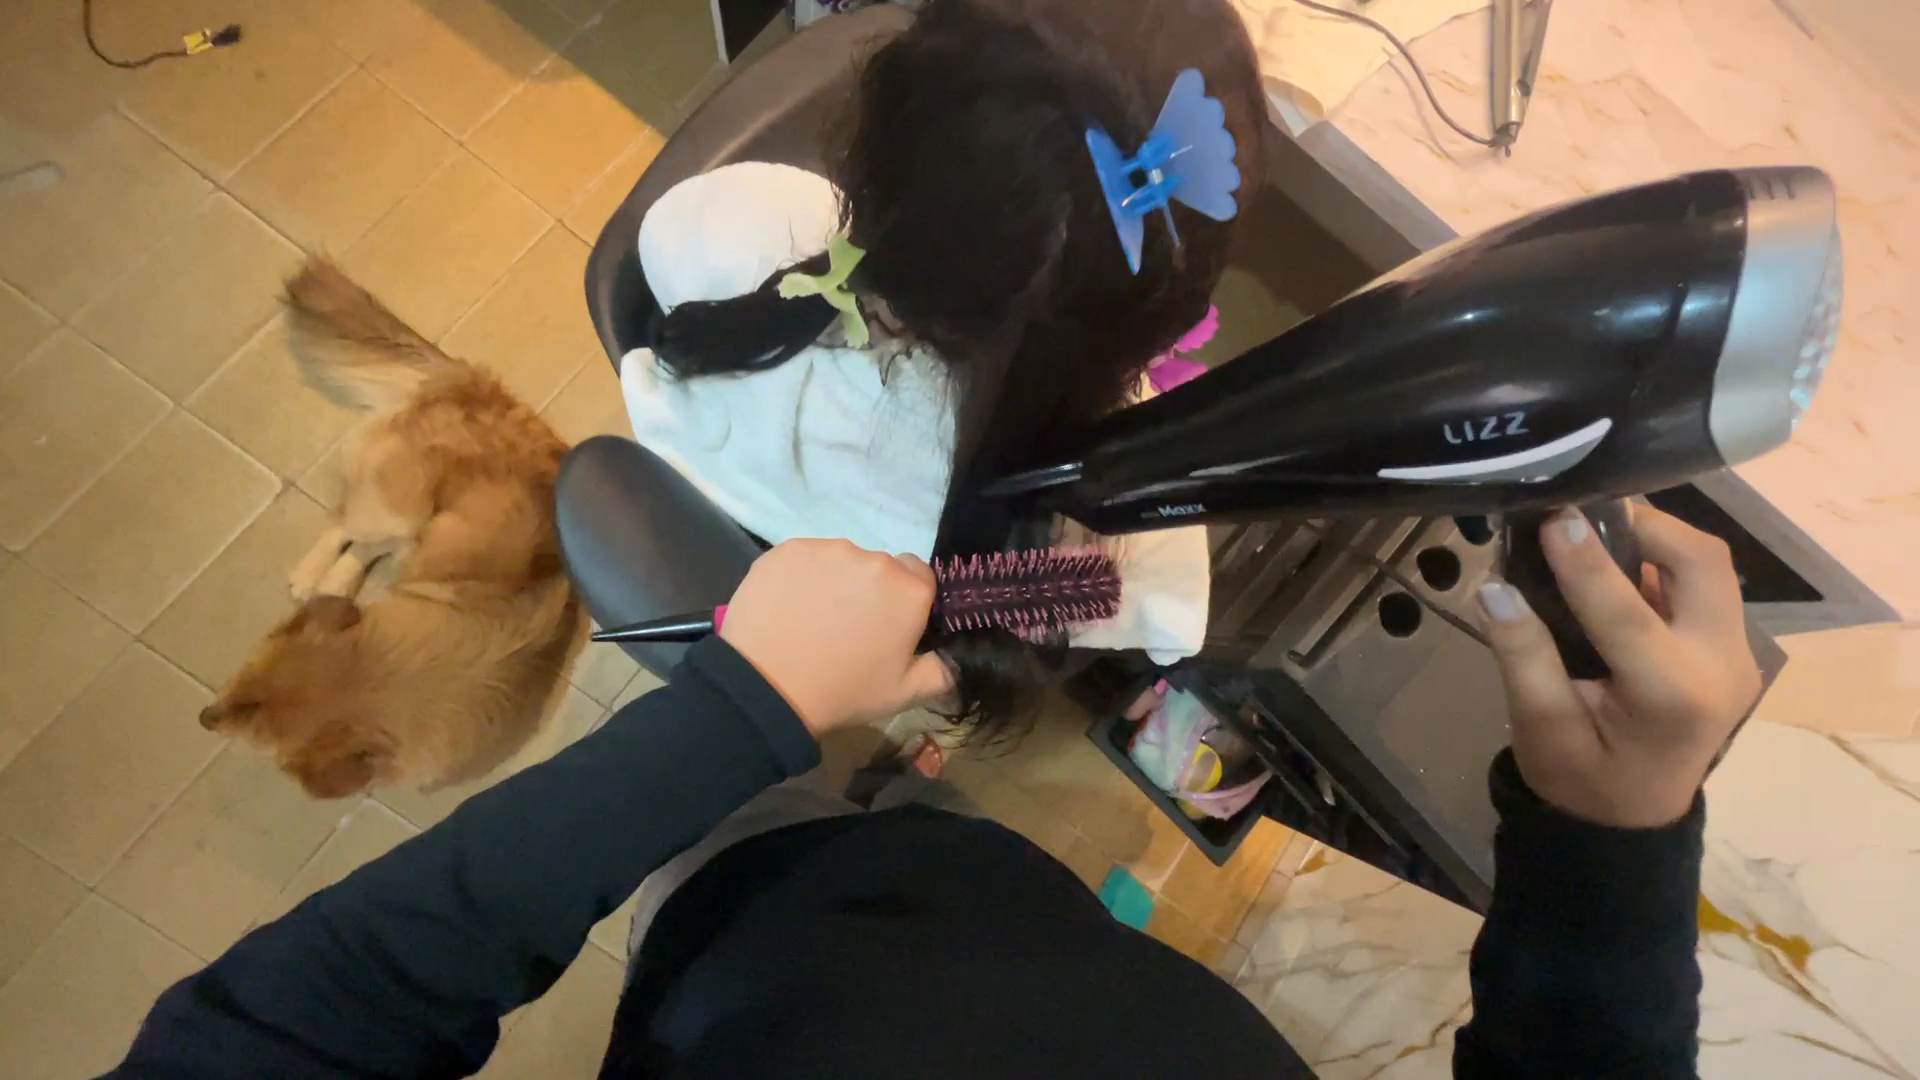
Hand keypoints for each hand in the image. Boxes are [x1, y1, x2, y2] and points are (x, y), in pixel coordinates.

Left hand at [720, 538, 953, 736]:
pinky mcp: (788, 549)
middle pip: (881, 567)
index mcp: (909, 590)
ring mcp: (828, 550)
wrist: (765, 689)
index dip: (906, 601)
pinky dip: (802, 577)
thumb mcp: (906, 694)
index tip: (887, 625)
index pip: (921, 577)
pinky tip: (789, 607)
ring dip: (837, 581)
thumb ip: (944, 669)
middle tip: (848, 627)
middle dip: (871, 590)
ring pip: (843, 560)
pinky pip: (806, 558)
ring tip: (814, 618)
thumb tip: (955, 654)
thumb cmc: (843, 691)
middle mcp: (874, 559)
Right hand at [1478, 505, 1760, 827]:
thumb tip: (1492, 589)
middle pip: (1704, 567)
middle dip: (1645, 526)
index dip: (1586, 560)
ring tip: (1589, 525)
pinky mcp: (1724, 648)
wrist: (1627, 813)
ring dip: (1654, 537)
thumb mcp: (1538, 723)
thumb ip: (1520, 655)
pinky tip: (1608, 558)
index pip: (1626, 611)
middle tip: (1578, 511)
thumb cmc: (1576, 773)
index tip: (1552, 515)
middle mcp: (1721, 665)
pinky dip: (1657, 558)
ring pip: (1710, 569)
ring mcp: (1733, 655)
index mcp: (1671, 694)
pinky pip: (1700, 585)